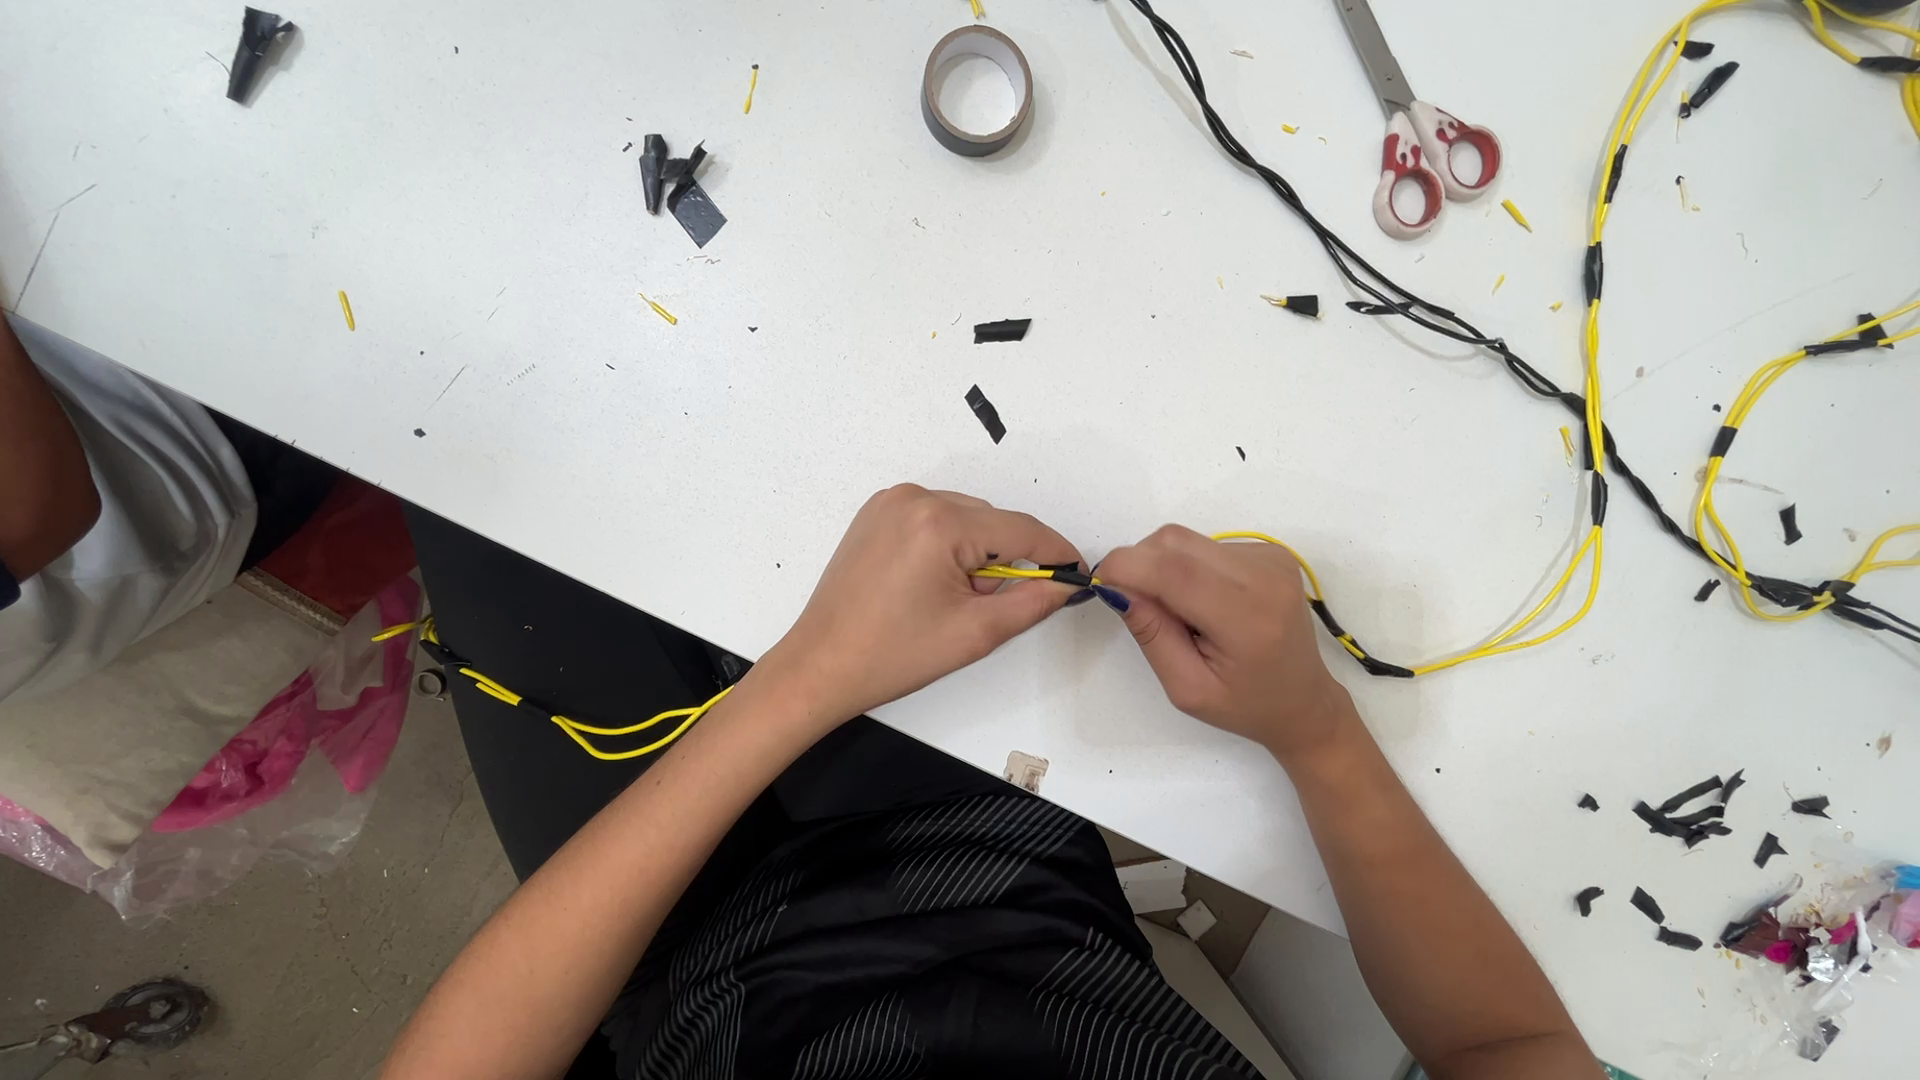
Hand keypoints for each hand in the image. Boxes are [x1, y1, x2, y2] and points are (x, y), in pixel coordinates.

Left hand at [761, 484, 1083, 725]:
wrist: (821, 666)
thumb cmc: (890, 655)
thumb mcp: (975, 633)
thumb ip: (1032, 602)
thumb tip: (1065, 583)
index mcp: (940, 523)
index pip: (1021, 529)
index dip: (1055, 552)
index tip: (1077, 571)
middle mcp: (915, 498)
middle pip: (991, 522)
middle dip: (1003, 562)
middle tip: (984, 607)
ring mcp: (891, 502)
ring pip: (964, 519)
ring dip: (974, 553)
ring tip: (948, 599)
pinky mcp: (876, 512)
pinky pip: (933, 518)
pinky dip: (946, 544)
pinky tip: (928, 583)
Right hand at [1096, 525, 1356, 763]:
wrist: (1304, 701)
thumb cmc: (1244, 706)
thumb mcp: (1187, 688)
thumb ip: (1151, 634)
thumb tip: (1115, 586)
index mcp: (1247, 620)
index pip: (1173, 572)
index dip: (1126, 567)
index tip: (1101, 584)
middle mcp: (1265, 578)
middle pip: (1174, 543)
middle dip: (1140, 565)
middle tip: (1140, 607)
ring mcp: (1271, 559)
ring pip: (1186, 540)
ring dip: (1164, 566)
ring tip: (1181, 610)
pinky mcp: (1271, 552)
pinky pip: (1205, 544)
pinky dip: (1188, 566)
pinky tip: (1203, 600)